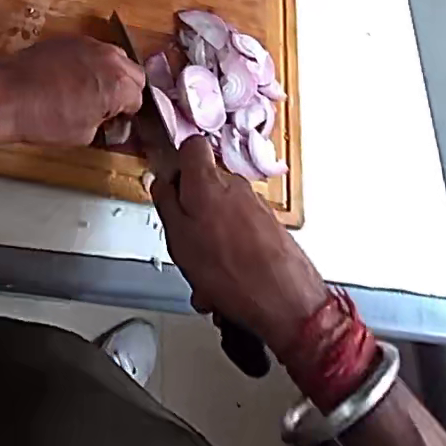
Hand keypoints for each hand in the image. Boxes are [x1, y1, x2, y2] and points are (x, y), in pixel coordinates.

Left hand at [0, 36, 144, 146]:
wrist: (7, 96)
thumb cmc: (42, 118)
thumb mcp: (84, 134)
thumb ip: (106, 124)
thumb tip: (109, 122)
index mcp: (119, 84)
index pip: (139, 99)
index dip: (127, 113)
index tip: (116, 121)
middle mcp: (109, 58)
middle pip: (133, 74)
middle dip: (124, 90)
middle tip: (107, 107)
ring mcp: (89, 45)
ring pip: (114, 58)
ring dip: (108, 74)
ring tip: (89, 92)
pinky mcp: (69, 40)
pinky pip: (91, 51)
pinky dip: (88, 64)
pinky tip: (72, 80)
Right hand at [150, 137, 326, 355]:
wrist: (285, 300)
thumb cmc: (231, 270)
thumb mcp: (178, 237)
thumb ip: (165, 202)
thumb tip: (160, 183)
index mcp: (207, 181)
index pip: (192, 145)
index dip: (178, 160)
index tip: (170, 180)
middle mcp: (235, 185)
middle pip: (205, 182)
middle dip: (192, 207)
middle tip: (183, 235)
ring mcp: (255, 203)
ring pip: (221, 209)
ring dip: (210, 235)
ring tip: (204, 270)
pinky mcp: (269, 224)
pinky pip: (239, 228)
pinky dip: (229, 248)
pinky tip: (224, 279)